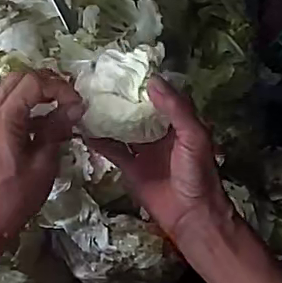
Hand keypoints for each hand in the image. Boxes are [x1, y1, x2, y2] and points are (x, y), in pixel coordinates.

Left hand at [0, 70, 84, 244]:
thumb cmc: (15, 196)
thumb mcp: (43, 163)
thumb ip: (56, 130)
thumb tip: (75, 108)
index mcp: (4, 118)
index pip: (33, 83)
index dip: (59, 88)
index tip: (77, 106)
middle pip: (18, 78)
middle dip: (46, 84)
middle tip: (68, 100)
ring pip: (9, 89)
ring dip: (33, 93)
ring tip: (58, 108)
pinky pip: (3, 106)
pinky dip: (23, 106)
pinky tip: (42, 124)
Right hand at [85, 77, 235, 245]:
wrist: (191, 215)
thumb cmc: (197, 173)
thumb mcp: (193, 135)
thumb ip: (176, 109)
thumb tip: (152, 81)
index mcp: (178, 122)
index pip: (160, 95)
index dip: (143, 82)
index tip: (121, 67)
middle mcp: (160, 133)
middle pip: (137, 110)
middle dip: (121, 97)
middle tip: (97, 80)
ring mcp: (144, 150)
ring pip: (122, 128)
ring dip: (107, 117)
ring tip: (86, 100)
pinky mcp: (130, 168)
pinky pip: (113, 151)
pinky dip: (99, 141)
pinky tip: (83, 129)